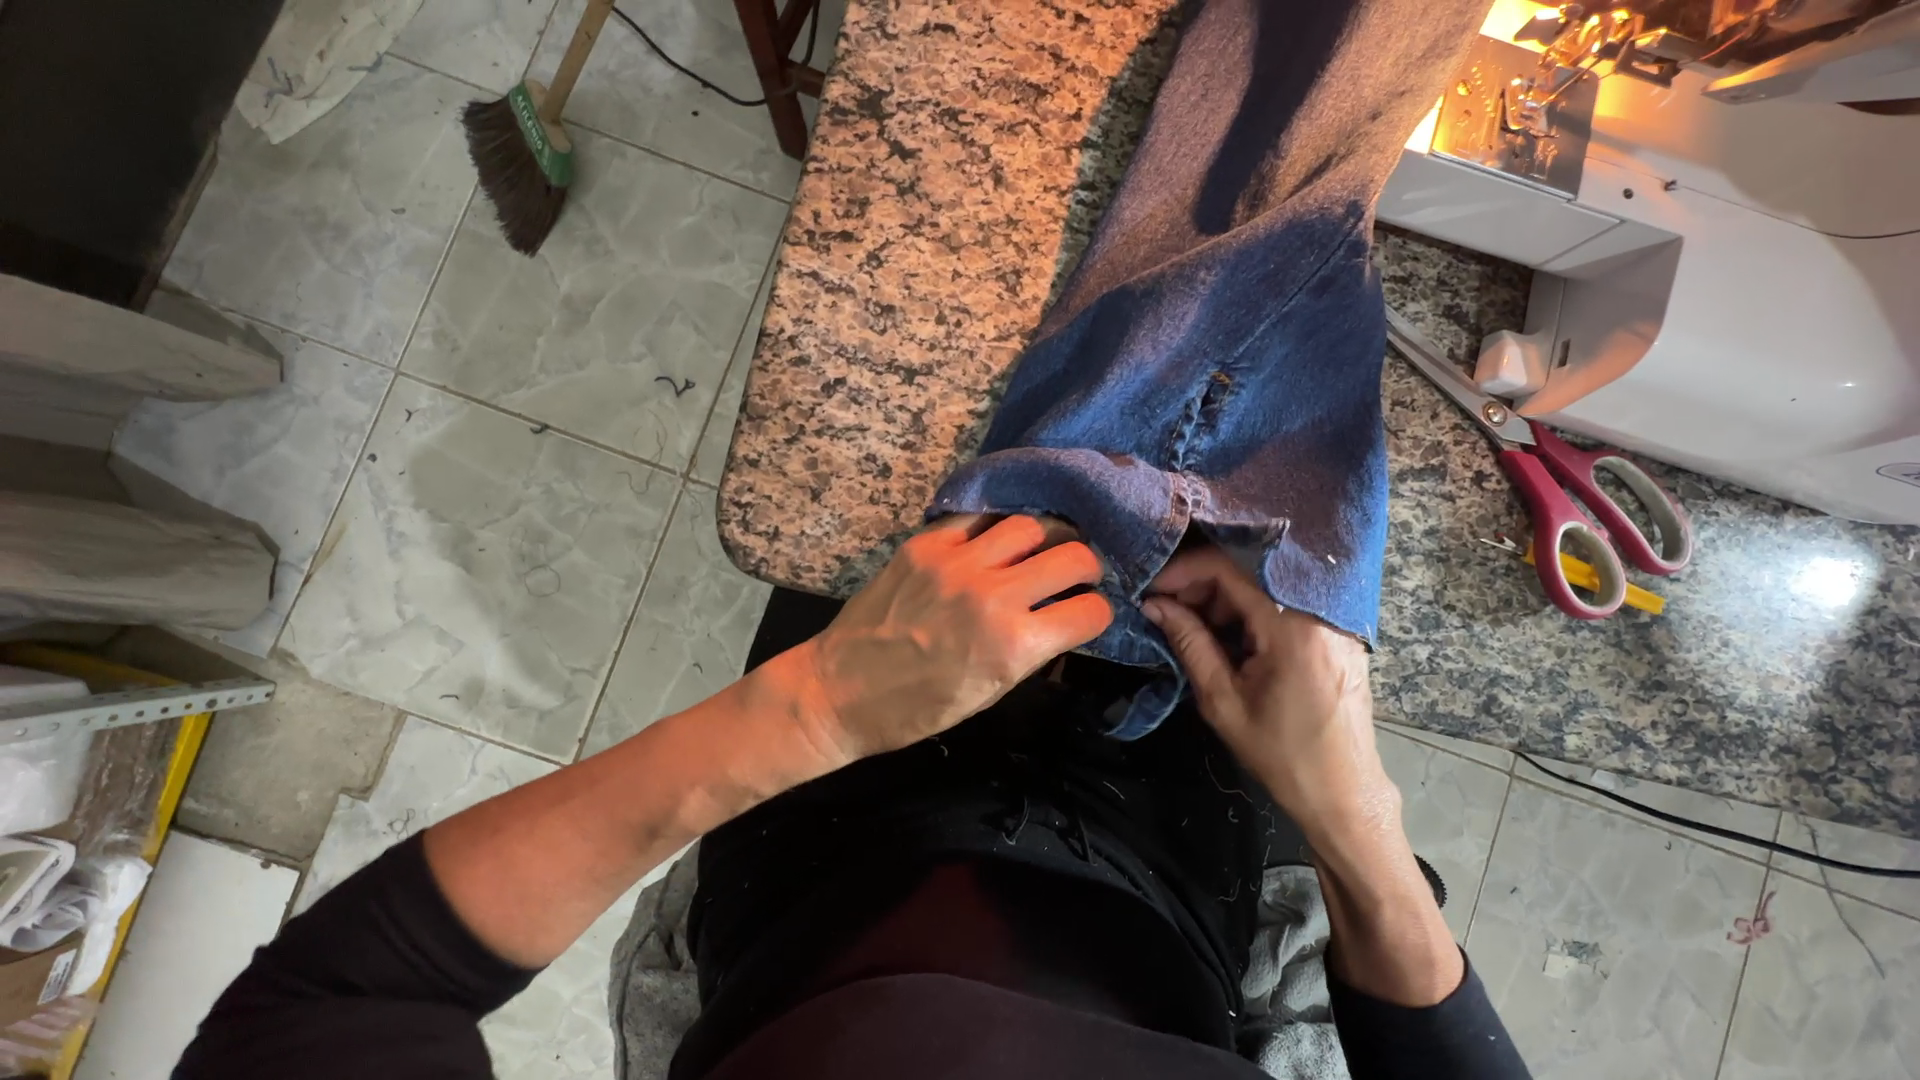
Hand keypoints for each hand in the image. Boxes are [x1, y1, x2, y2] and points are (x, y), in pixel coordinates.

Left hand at [797, 514, 1112, 764]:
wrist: (840, 691)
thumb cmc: (918, 709)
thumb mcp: (990, 692)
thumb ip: (1032, 650)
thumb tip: (1063, 620)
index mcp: (1014, 646)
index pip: (1090, 611)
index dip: (1098, 613)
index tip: (1089, 613)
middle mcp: (993, 596)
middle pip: (1072, 555)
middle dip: (1086, 566)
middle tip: (1077, 573)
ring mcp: (957, 564)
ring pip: (1028, 524)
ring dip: (1045, 538)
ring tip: (1039, 549)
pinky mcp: (925, 545)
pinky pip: (976, 520)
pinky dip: (993, 529)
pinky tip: (994, 542)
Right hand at [1141, 546, 1396, 840]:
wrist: (1343, 792)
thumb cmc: (1279, 754)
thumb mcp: (1221, 700)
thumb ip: (1188, 642)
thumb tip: (1154, 604)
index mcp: (1291, 628)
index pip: (1227, 570)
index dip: (1183, 571)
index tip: (1152, 589)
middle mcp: (1319, 611)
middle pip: (1248, 572)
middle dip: (1200, 587)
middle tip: (1168, 612)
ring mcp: (1335, 620)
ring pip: (1265, 585)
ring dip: (1224, 600)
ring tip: (1197, 631)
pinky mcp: (1339, 632)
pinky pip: (1285, 604)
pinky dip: (1251, 612)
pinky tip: (1232, 639)